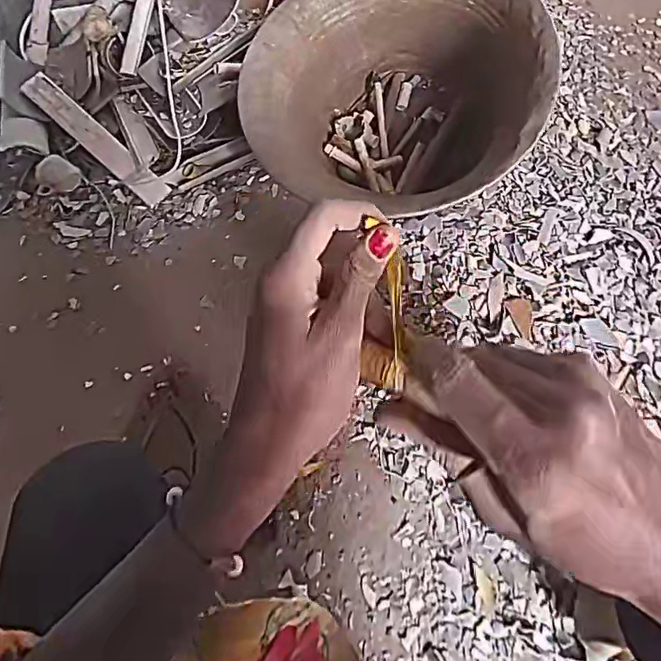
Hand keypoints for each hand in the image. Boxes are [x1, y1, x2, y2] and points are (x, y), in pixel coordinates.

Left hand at [178, 201, 396, 553]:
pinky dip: (347, 310)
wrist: (267, 445)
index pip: (322, 216)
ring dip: (360, 292)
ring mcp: (280, 298)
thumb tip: (383, 233)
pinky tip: (364, 340)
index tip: (393, 234)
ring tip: (380, 331)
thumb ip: (361, 279)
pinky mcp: (286, 318)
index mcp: (286, 275)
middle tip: (393, 294)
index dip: (360, 215)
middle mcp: (278, 278)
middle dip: (365, 261)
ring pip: (329, 272)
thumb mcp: (342, 334)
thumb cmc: (304, 396)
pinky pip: (321, 296)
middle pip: (326, 243)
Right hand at [377, 341, 660, 608]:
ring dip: (476, 376)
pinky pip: (522, 355)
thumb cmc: (590, 545)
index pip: (457, 380)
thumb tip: (394, 414)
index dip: (419, 371)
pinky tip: (518, 406)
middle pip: (470, 358)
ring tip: (488, 416)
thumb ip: (447, 454)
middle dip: (444, 377)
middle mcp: (560, 406)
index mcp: (537, 455)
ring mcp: (580, 381)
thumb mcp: (506, 515)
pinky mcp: (588, 369)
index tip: (403, 376)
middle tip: (439, 408)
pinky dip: (506, 374)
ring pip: (494, 352)